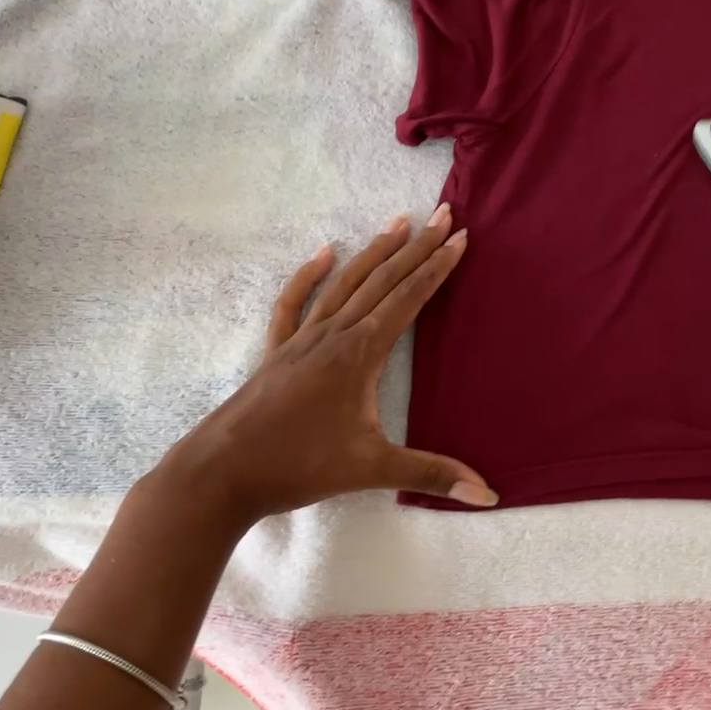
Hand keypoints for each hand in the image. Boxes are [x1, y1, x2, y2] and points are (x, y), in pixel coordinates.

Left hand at [157, 204, 495, 524]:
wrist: (221, 473)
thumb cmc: (298, 466)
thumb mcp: (372, 469)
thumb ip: (433, 474)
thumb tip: (490, 494)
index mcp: (361, 352)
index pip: (409, 298)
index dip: (438, 267)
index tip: (460, 237)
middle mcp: (334, 333)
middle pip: (383, 279)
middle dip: (417, 246)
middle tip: (443, 215)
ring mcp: (302, 338)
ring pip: (346, 282)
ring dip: (374, 251)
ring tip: (397, 222)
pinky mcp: (278, 350)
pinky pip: (296, 303)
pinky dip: (310, 275)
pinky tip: (324, 253)